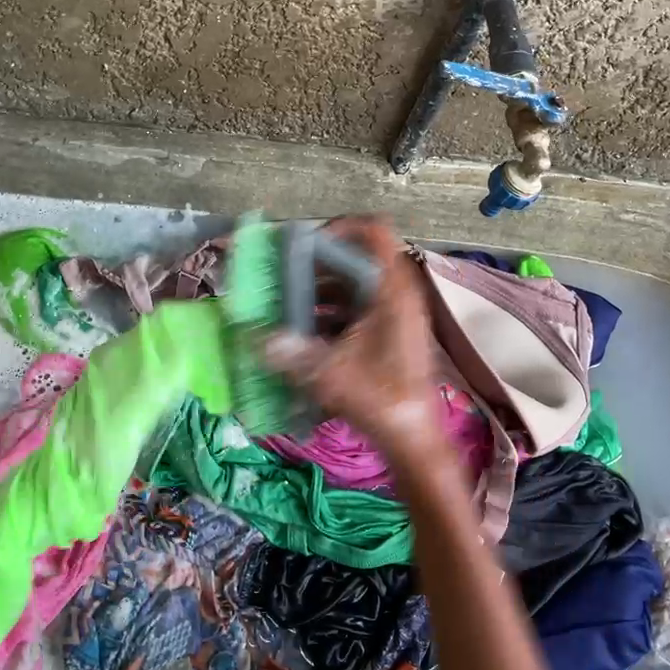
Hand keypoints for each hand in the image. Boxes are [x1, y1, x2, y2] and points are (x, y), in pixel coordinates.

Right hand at [263, 217, 445, 469]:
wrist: (415, 442)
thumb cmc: (381, 400)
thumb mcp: (330, 374)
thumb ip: (291, 352)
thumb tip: (254, 336)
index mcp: (392, 291)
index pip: (375, 232)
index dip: (340, 227)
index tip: (306, 244)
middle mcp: (397, 294)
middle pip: (356, 258)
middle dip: (316, 264)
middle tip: (282, 276)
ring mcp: (395, 314)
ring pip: (353, 284)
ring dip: (319, 290)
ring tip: (286, 304)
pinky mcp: (389, 334)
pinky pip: (356, 307)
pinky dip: (329, 312)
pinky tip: (303, 332)